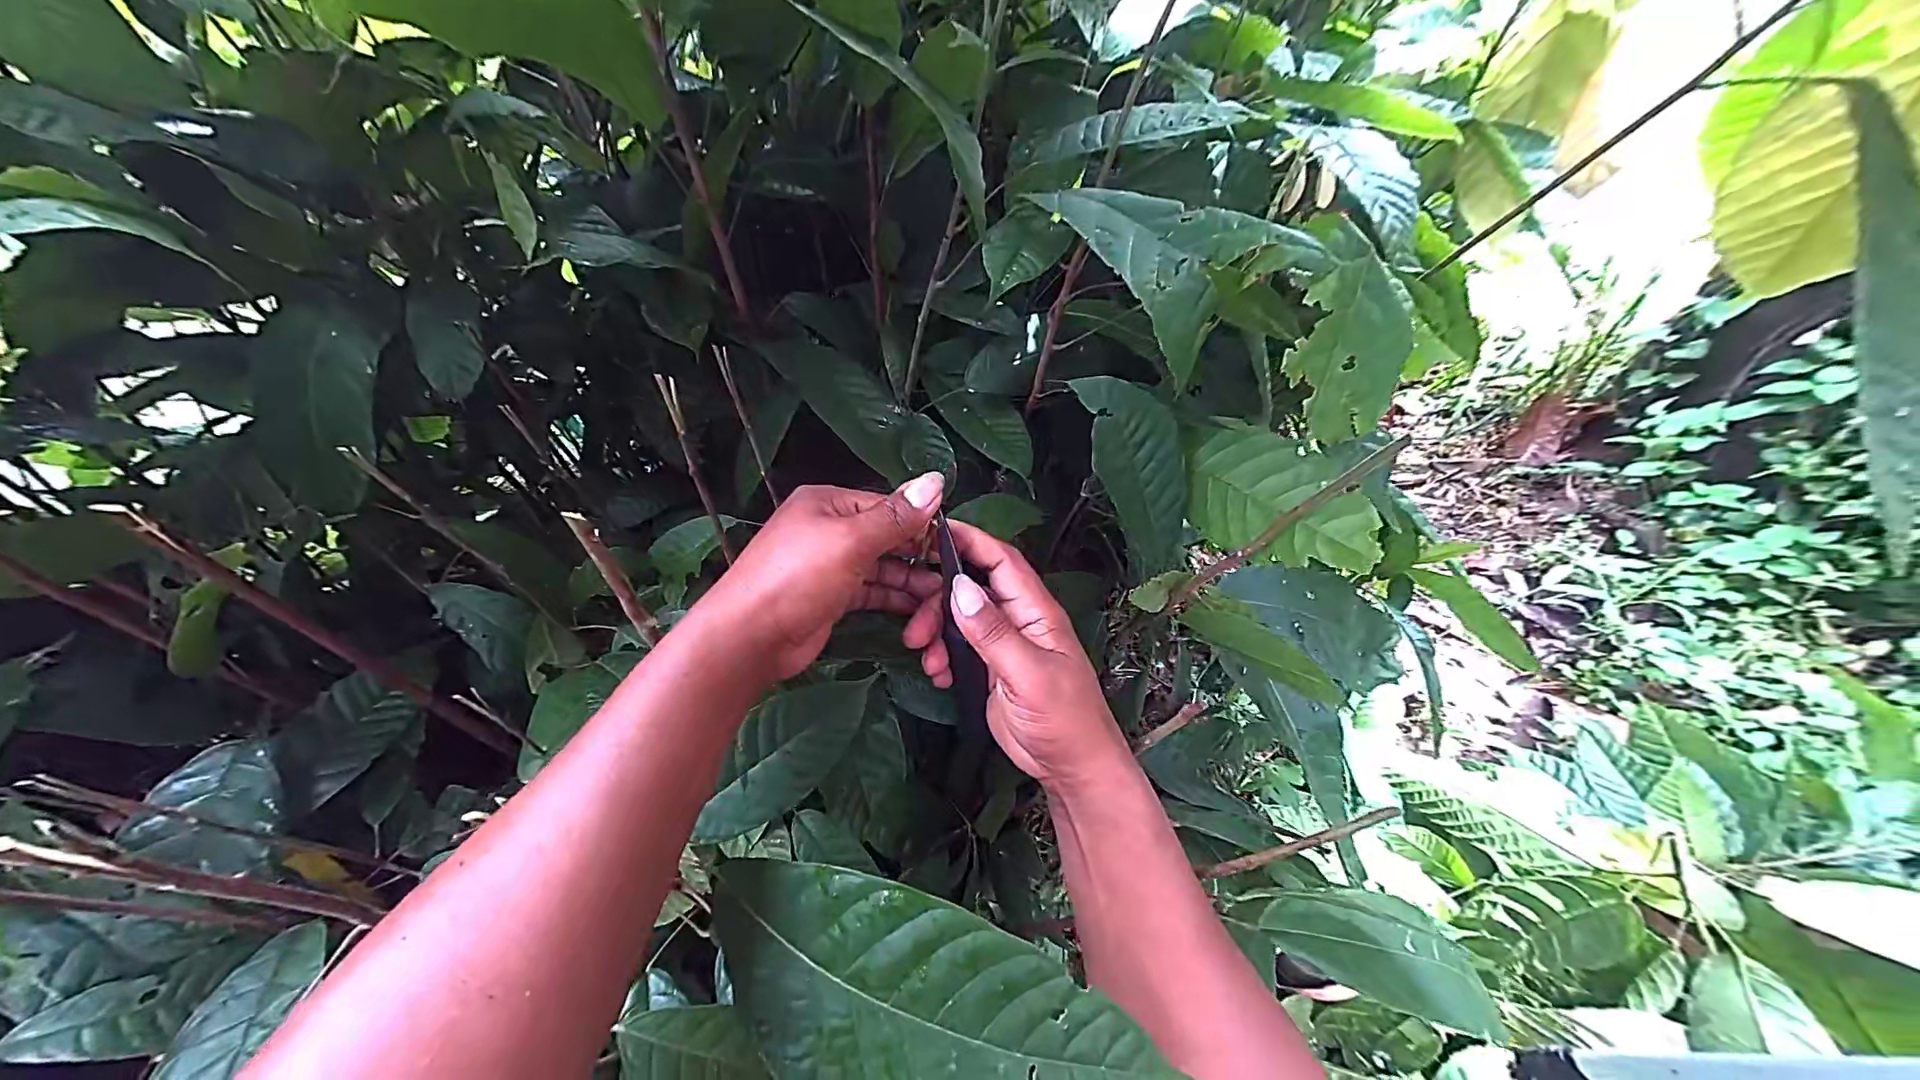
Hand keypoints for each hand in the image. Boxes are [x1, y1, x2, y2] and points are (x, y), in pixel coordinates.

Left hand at [696, 475, 945, 680]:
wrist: (749, 637)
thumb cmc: (798, 578)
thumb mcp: (851, 541)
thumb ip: (896, 516)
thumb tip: (936, 480)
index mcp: (829, 504)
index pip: (889, 506)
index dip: (922, 525)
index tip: (954, 547)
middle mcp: (830, 529)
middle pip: (888, 537)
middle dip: (920, 557)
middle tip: (951, 579)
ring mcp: (831, 564)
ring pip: (883, 567)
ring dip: (911, 581)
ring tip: (940, 600)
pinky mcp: (833, 596)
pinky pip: (873, 590)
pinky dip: (894, 597)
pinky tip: (918, 610)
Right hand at [903, 521, 1130, 789]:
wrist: (1072, 768)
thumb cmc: (1063, 719)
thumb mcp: (1028, 675)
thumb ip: (994, 632)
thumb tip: (960, 587)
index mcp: (1036, 611)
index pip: (1002, 561)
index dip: (970, 541)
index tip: (932, 532)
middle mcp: (1020, 620)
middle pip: (972, 588)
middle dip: (939, 601)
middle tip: (915, 631)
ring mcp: (1005, 643)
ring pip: (961, 617)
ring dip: (937, 631)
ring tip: (927, 659)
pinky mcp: (992, 666)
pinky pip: (960, 646)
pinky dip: (943, 654)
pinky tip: (938, 674)